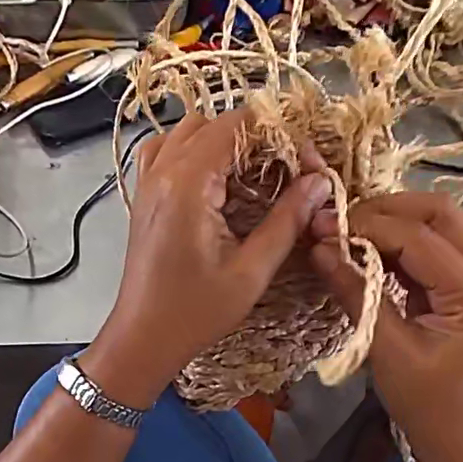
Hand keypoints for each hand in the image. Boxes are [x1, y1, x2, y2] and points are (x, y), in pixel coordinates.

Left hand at [79, 111, 330, 407]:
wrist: (143, 338)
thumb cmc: (195, 312)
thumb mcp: (251, 271)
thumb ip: (287, 221)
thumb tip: (319, 183)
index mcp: (187, 184)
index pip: (235, 126)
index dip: (274, 134)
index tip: (302, 159)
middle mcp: (162, 172)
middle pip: (211, 123)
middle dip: (252, 137)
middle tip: (282, 172)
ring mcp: (147, 183)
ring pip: (185, 133)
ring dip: (221, 143)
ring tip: (249, 177)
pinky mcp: (143, 197)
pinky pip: (165, 152)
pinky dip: (192, 154)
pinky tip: (214, 184)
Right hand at [310, 193, 462, 461]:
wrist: (457, 436)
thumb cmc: (425, 402)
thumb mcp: (386, 348)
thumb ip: (355, 293)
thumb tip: (319, 249)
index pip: (418, 236)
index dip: (369, 226)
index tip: (325, 228)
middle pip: (440, 213)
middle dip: (389, 209)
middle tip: (344, 221)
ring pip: (439, 226)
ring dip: (394, 223)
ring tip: (350, 234)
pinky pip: (433, 250)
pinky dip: (400, 245)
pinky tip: (368, 253)